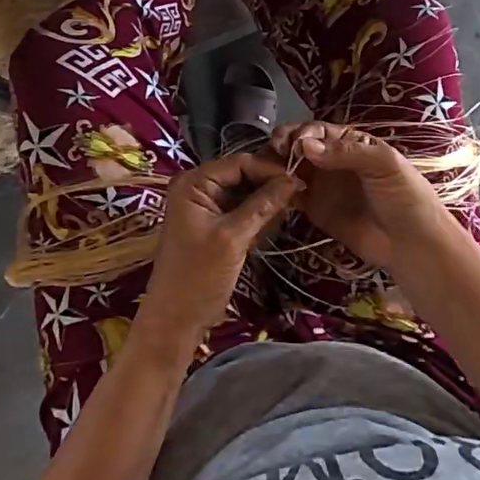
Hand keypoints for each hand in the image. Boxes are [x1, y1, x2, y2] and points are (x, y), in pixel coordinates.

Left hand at [139, 153, 301, 341]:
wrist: (176, 317)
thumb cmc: (199, 275)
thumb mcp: (233, 237)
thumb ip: (262, 205)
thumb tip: (294, 180)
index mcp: (193, 182)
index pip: (238, 162)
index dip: (269, 169)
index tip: (302, 181)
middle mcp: (196, 187)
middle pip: (241, 175)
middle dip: (269, 184)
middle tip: (303, 195)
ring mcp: (203, 206)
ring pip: (243, 193)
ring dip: (265, 201)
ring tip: (294, 208)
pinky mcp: (212, 225)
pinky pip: (239, 210)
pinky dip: (257, 216)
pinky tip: (276, 223)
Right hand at [272, 122, 442, 262]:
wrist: (415, 248)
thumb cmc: (407, 199)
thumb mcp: (385, 165)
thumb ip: (346, 153)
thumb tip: (304, 145)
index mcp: (350, 143)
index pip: (317, 130)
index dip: (300, 133)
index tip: (290, 144)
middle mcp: (331, 160)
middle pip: (298, 145)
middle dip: (281, 145)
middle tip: (272, 154)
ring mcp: (321, 184)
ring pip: (289, 167)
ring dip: (274, 165)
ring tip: (264, 171)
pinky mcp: (313, 209)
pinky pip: (290, 193)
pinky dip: (277, 189)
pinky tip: (271, 190)